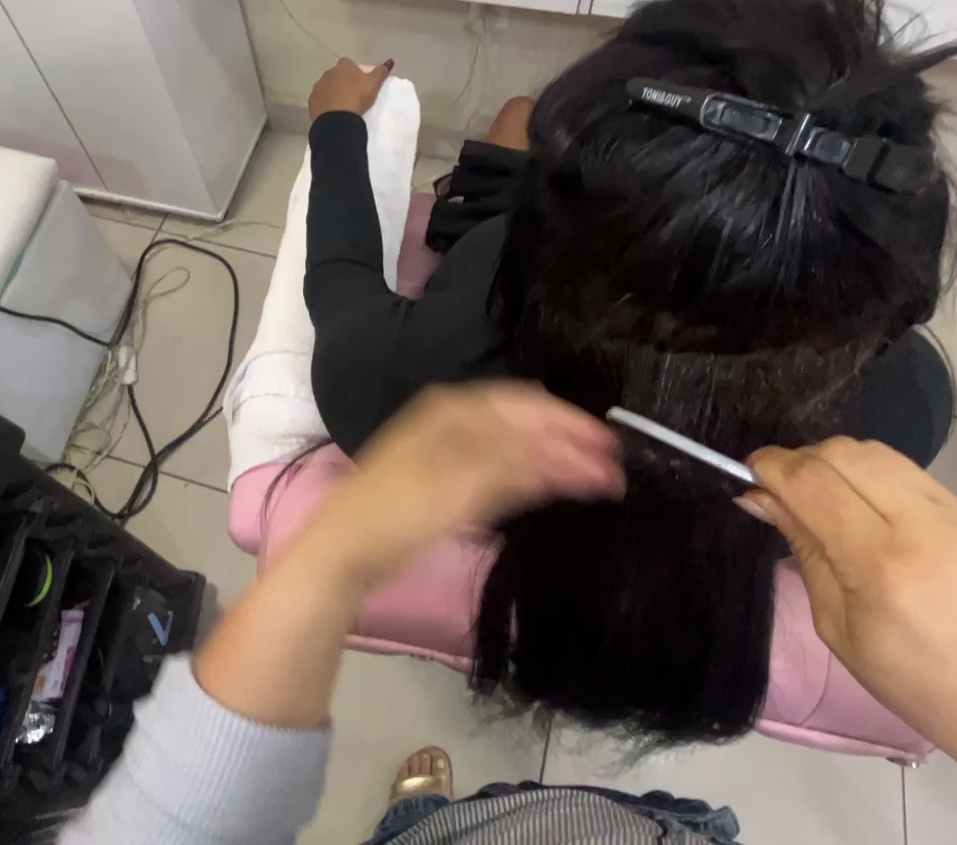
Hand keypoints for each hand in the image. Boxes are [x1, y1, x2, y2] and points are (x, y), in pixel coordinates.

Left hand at [299, 383, 621, 585]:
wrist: (344, 549)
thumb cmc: (396, 512)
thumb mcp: (457, 486)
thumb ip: (514, 465)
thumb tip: (570, 453)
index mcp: (454, 410)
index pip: (525, 406)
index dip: (569, 425)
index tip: (608, 446)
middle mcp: (454, 420)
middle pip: (524, 423)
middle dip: (568, 442)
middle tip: (612, 465)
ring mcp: (450, 449)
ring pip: (514, 445)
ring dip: (554, 459)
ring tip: (595, 477)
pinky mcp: (448, 479)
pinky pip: (499, 467)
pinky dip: (530, 475)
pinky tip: (550, 484)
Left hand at [308, 57, 392, 119]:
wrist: (338, 118)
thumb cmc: (357, 97)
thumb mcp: (373, 84)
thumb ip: (381, 72)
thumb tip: (390, 61)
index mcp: (344, 66)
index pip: (349, 64)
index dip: (355, 73)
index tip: (360, 83)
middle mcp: (328, 72)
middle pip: (337, 75)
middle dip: (342, 82)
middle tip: (352, 96)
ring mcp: (318, 86)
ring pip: (327, 87)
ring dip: (332, 92)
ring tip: (342, 106)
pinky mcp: (312, 100)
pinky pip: (320, 100)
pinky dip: (325, 104)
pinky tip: (332, 112)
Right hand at [742, 439, 956, 775]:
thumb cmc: (922, 688)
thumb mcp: (839, 629)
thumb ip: (804, 550)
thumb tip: (760, 497)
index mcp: (885, 568)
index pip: (811, 481)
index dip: (770, 466)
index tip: (751, 474)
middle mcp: (932, 528)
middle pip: (845, 452)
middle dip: (803, 459)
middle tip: (790, 489)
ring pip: (884, 456)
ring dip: (844, 467)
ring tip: (836, 503)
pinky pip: (924, 484)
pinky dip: (889, 493)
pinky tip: (898, 534)